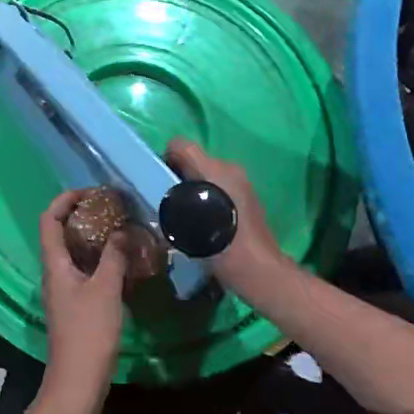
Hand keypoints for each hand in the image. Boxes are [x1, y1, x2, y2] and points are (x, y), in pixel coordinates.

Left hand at [37, 189, 127, 392]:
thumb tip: (123, 230)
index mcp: (54, 264)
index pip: (50, 220)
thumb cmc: (88, 332)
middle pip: (63, 234)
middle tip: (115, 209)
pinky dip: (103, 260)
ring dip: (96, 238)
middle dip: (86, 217)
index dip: (65, 200)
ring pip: (77, 253)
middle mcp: (55, 273)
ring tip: (124, 230)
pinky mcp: (77, 304)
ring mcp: (65, 290)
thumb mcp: (105, 289)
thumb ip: (114, 256)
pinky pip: (87, 271)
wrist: (79, 380)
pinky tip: (125, 261)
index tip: (92, 192)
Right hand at [166, 138, 288, 280]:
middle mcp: (229, 168)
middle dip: (180, 175)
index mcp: (214, 169)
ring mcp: (242, 180)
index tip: (159, 182)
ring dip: (195, 187)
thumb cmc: (218, 245)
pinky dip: (210, 195)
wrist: (256, 268)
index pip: (179, 146)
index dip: (165, 159)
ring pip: (208, 173)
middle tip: (170, 202)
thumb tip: (157, 189)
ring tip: (187, 214)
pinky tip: (206, 219)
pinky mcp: (249, 195)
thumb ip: (170, 200)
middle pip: (195, 159)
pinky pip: (221, 185)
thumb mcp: (183, 223)